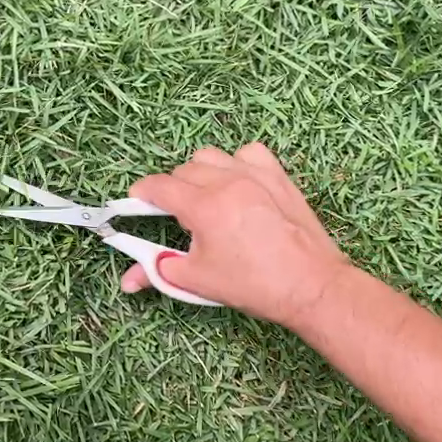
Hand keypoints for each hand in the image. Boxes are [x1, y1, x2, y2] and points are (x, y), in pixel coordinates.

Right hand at [124, 143, 359, 326]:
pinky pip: (248, 153)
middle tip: (178, 217)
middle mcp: (227, 182)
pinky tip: (238, 185)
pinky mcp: (278, 177)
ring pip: (210, 156)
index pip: (158, 186)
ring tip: (206, 199)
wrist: (313, 287)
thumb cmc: (255, 286)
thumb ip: (157, 271)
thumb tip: (128, 280)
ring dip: (200, 174)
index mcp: (204, 207)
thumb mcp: (197, 281)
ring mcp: (255, 175)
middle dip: (172, 190)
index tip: (136, 203)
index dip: (141, 194)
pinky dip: (237, 164)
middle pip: (182, 171)